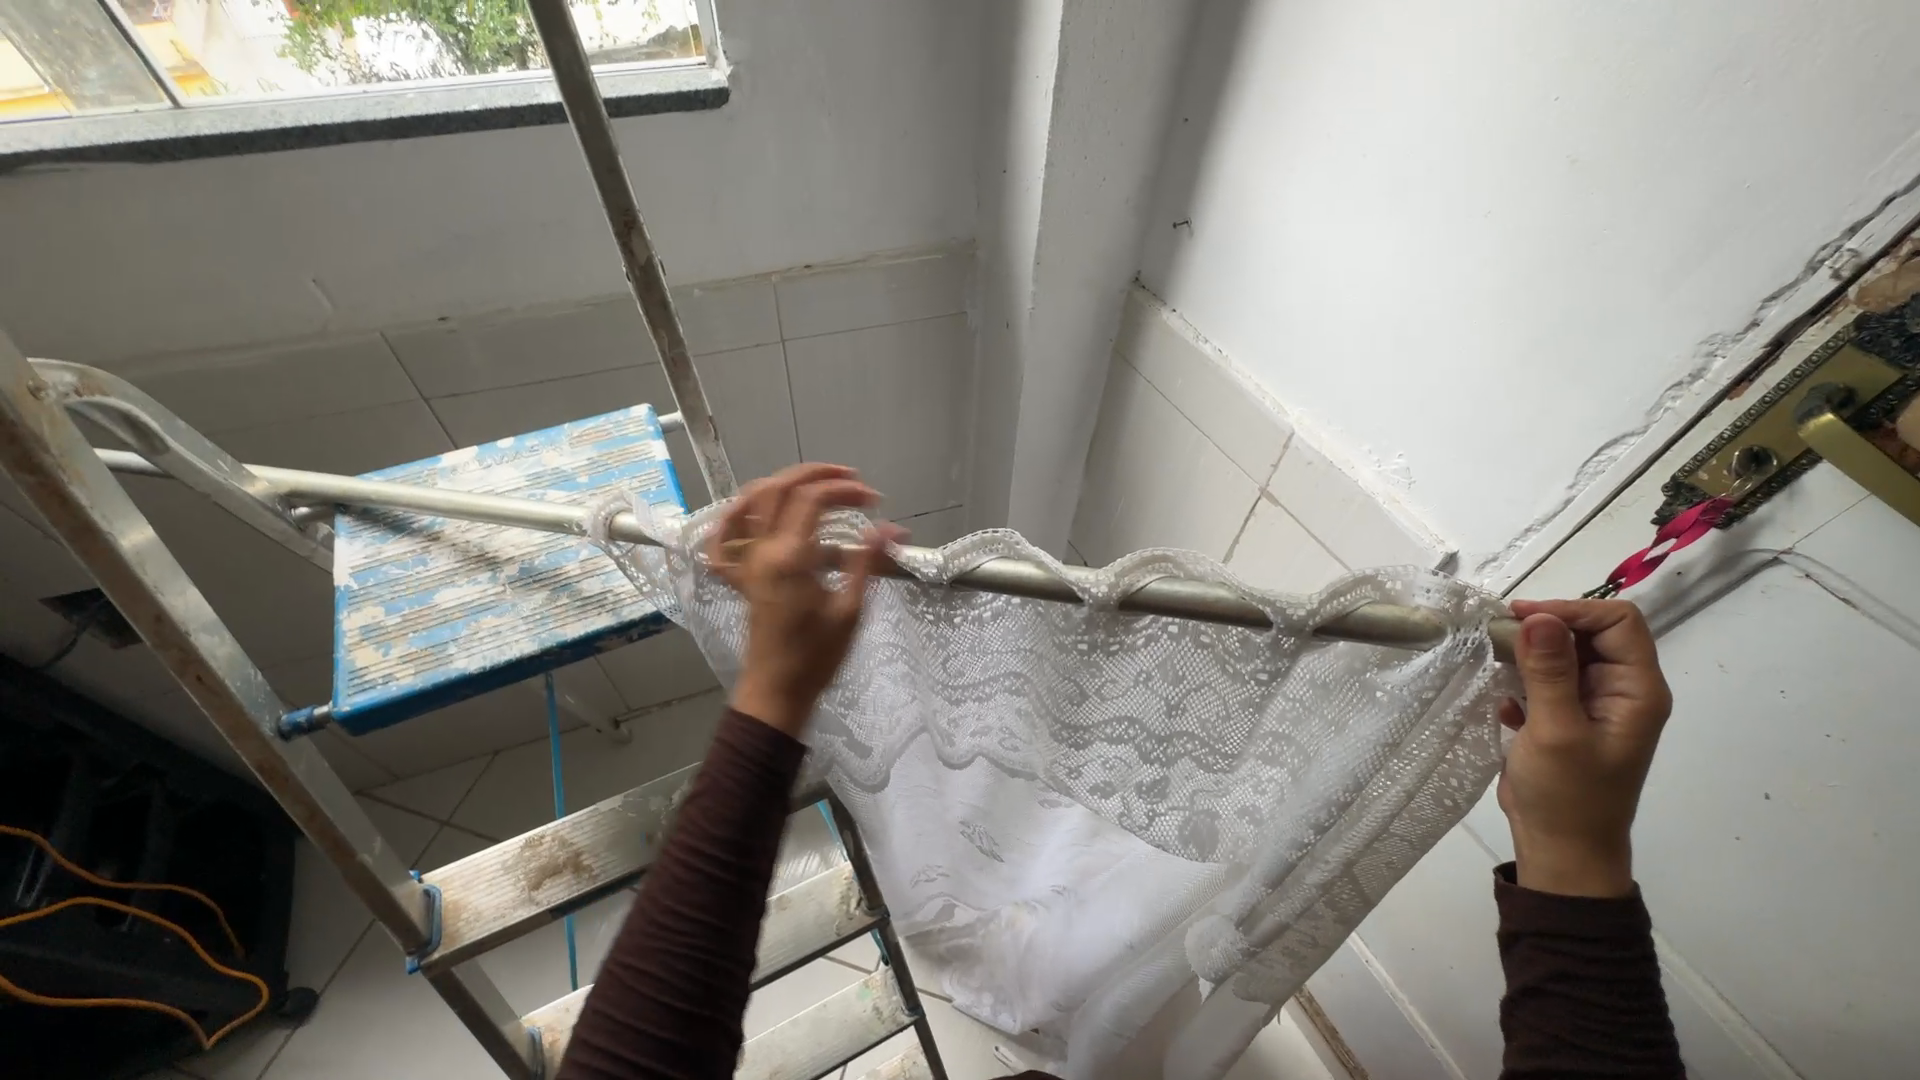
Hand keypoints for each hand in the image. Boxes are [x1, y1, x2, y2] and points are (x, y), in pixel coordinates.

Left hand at [706, 464, 902, 735]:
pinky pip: (724, 539)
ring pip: (749, 504)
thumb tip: (891, 528)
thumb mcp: (851, 609)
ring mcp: (745, 562)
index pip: (812, 499)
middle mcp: (761, 551)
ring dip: (781, 484)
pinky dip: (734, 518)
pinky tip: (750, 510)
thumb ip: (866, 562)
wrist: (777, 690)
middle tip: (849, 479)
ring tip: (812, 485)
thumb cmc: (817, 656)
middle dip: (815, 474)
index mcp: (790, 557)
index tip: (874, 501)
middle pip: (779, 489)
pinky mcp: (739, 576)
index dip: (845, 491)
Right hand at [1496, 599, 1672, 897]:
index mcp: (1636, 691)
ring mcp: (1592, 704)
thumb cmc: (1567, 793)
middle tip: (1497, 635)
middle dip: (1545, 626)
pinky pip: (1545, 678)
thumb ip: (1549, 672)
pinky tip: (1503, 702)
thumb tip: (1538, 617)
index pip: (1618, 622)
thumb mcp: (1556, 730)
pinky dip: (1521, 678)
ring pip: (1564, 653)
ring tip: (1491, 660)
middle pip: (1590, 632)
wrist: (1561, 848)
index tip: (1519, 618)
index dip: (1571, 610)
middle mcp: (1620, 690)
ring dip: (1528, 651)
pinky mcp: (1564, 716)